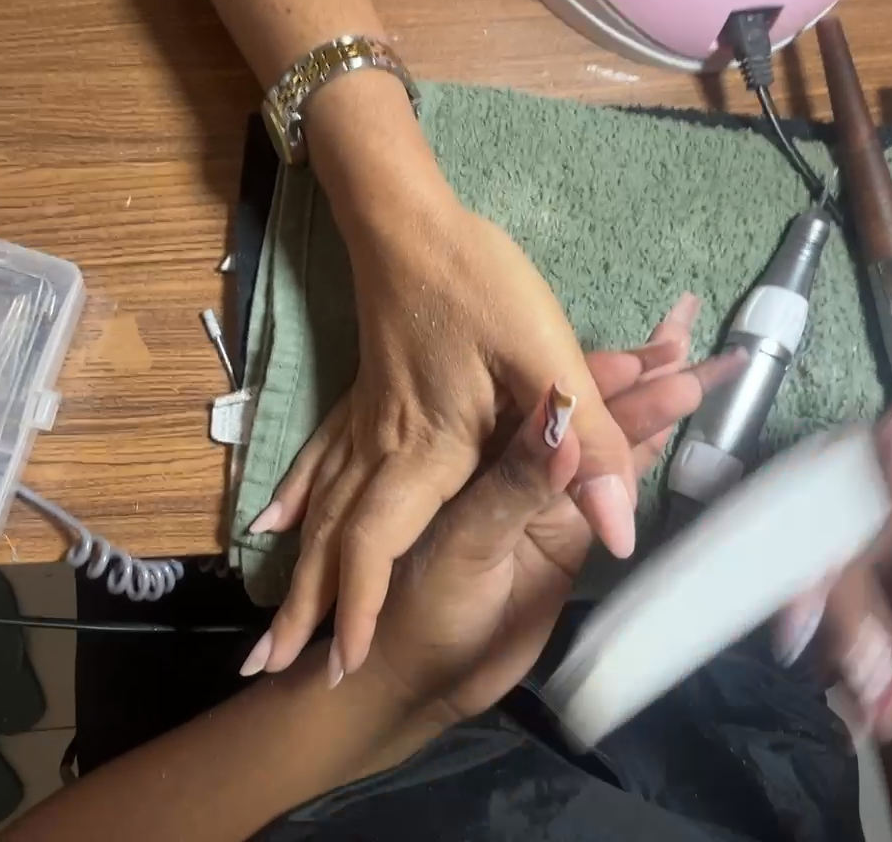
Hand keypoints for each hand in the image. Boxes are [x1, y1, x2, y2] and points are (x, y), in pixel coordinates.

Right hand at [243, 197, 701, 679]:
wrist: (405, 224)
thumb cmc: (474, 281)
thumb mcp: (542, 354)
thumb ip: (580, 443)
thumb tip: (621, 532)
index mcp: (427, 449)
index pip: (373, 541)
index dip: (355, 605)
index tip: (337, 667)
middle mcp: (385, 449)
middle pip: (334, 536)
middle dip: (306, 604)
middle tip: (270, 663)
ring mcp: (365, 422)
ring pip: (322, 506)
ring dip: (297, 565)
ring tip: (270, 620)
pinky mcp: (361, 398)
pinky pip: (318, 458)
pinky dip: (296, 495)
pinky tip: (274, 516)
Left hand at [357, 346, 742, 720]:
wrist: (424, 674)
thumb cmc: (425, 603)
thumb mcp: (464, 540)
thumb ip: (515, 487)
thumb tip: (567, 424)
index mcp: (479, 443)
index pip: (549, 395)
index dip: (603, 371)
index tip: (659, 344)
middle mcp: (516, 458)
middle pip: (583, 412)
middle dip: (638, 381)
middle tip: (695, 346)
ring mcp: (546, 494)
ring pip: (602, 444)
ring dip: (647, 412)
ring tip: (697, 373)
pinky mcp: (567, 532)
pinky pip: (609, 488)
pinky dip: (639, 460)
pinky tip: (669, 432)